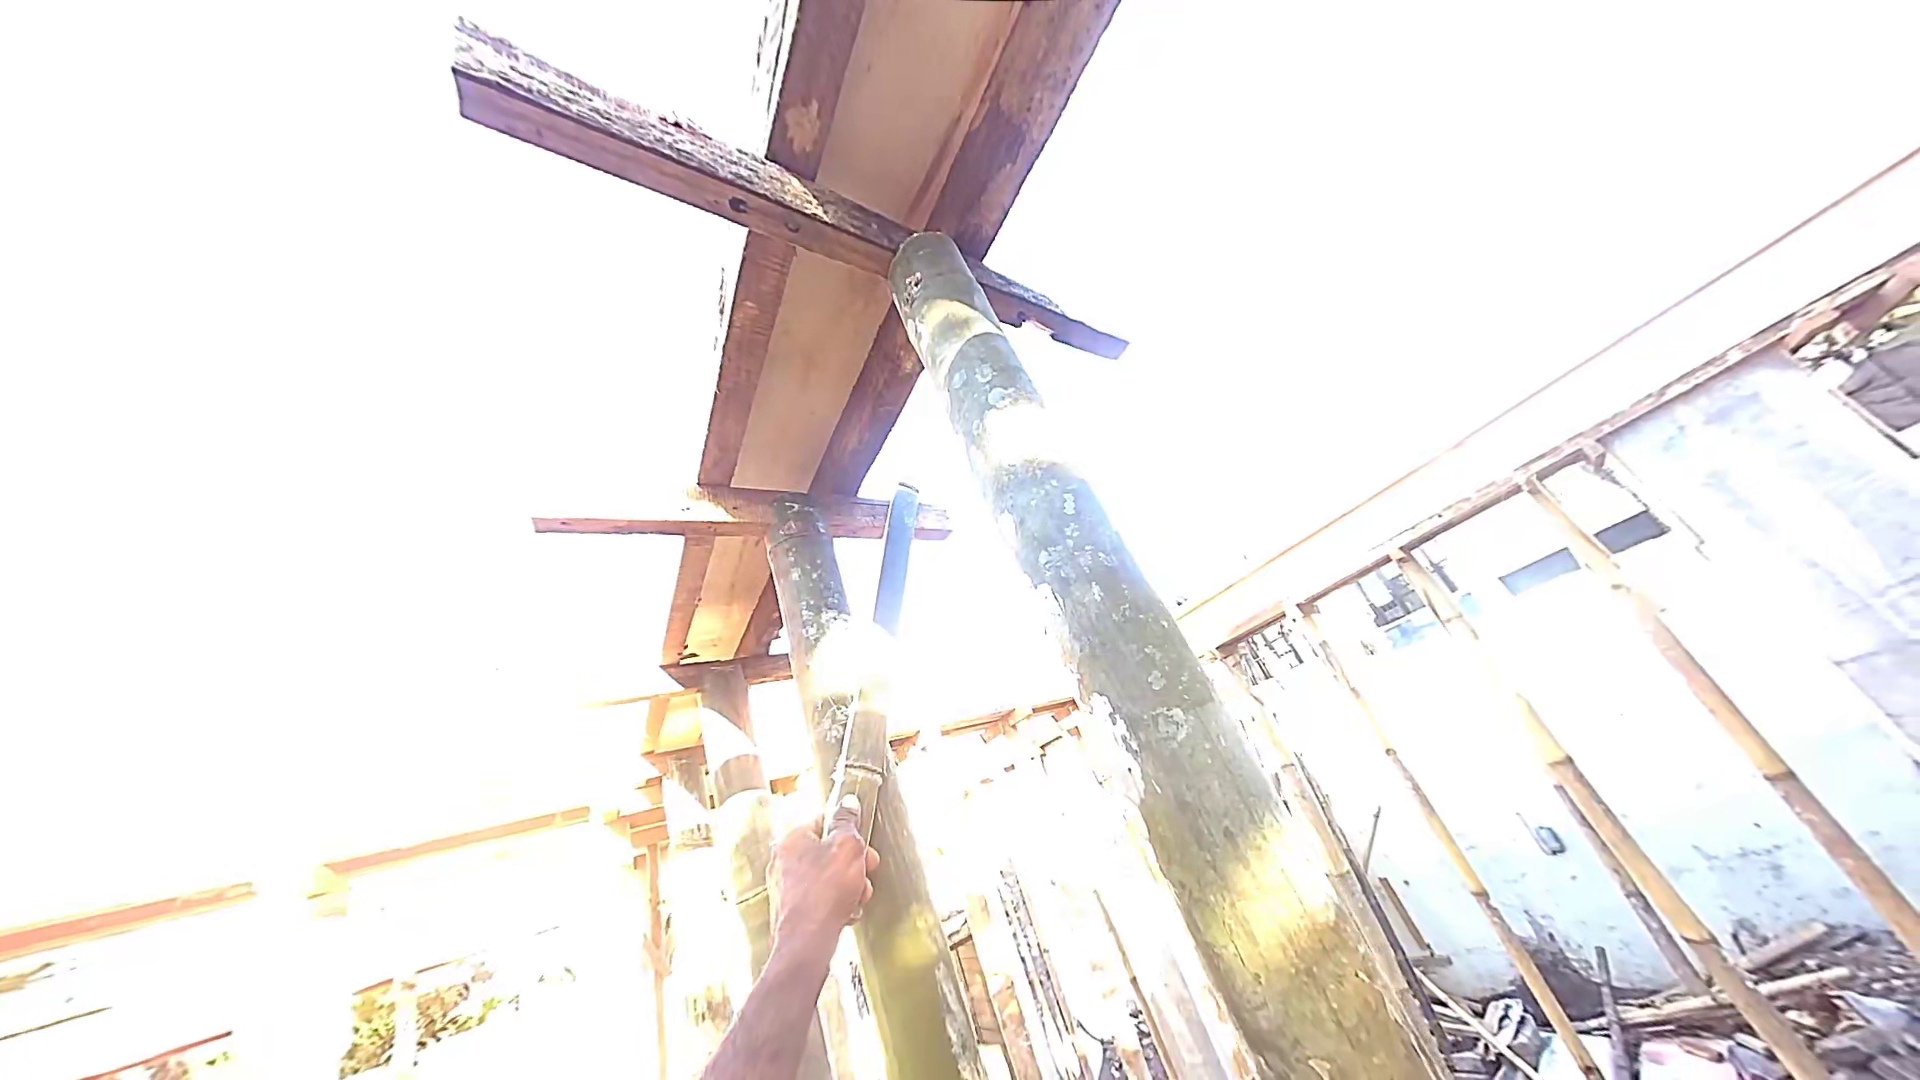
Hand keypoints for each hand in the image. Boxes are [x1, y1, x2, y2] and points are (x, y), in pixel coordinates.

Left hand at [769, 795, 880, 954]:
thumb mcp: (847, 846)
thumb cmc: (824, 893)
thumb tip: (848, 803)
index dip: (848, 830)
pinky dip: (836, 903)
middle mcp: (783, 862)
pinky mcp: (791, 913)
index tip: (861, 841)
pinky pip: (820, 899)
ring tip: (857, 896)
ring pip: (827, 877)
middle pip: (828, 851)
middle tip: (865, 870)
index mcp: (792, 839)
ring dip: (848, 884)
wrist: (807, 944)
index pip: (823, 821)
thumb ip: (848, 821)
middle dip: (852, 862)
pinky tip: (846, 911)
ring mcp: (785, 889)